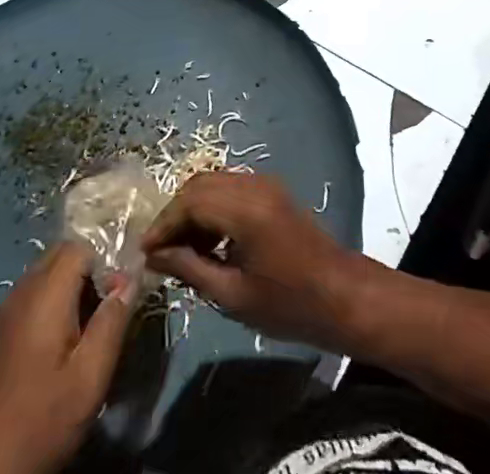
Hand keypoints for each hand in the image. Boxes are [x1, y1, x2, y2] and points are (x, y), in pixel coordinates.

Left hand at [0, 243, 133, 473]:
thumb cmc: (39, 421)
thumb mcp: (89, 377)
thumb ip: (111, 322)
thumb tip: (130, 278)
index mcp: (44, 295)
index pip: (79, 246)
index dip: (107, 259)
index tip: (124, 290)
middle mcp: (19, 293)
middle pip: (59, 256)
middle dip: (90, 269)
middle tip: (110, 309)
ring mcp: (2, 314)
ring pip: (43, 277)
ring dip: (70, 288)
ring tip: (90, 329)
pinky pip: (29, 299)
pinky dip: (51, 305)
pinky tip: (60, 345)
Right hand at [141, 172, 373, 350]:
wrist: (345, 297)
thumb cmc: (290, 304)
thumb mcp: (233, 295)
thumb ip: (190, 269)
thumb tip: (154, 257)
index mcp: (245, 209)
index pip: (189, 203)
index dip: (163, 225)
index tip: (145, 251)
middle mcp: (254, 186)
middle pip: (198, 185)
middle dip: (175, 215)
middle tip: (161, 250)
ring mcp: (265, 185)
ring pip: (213, 184)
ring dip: (192, 210)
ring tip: (182, 249)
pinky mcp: (272, 192)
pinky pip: (230, 189)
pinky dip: (212, 208)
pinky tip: (209, 240)